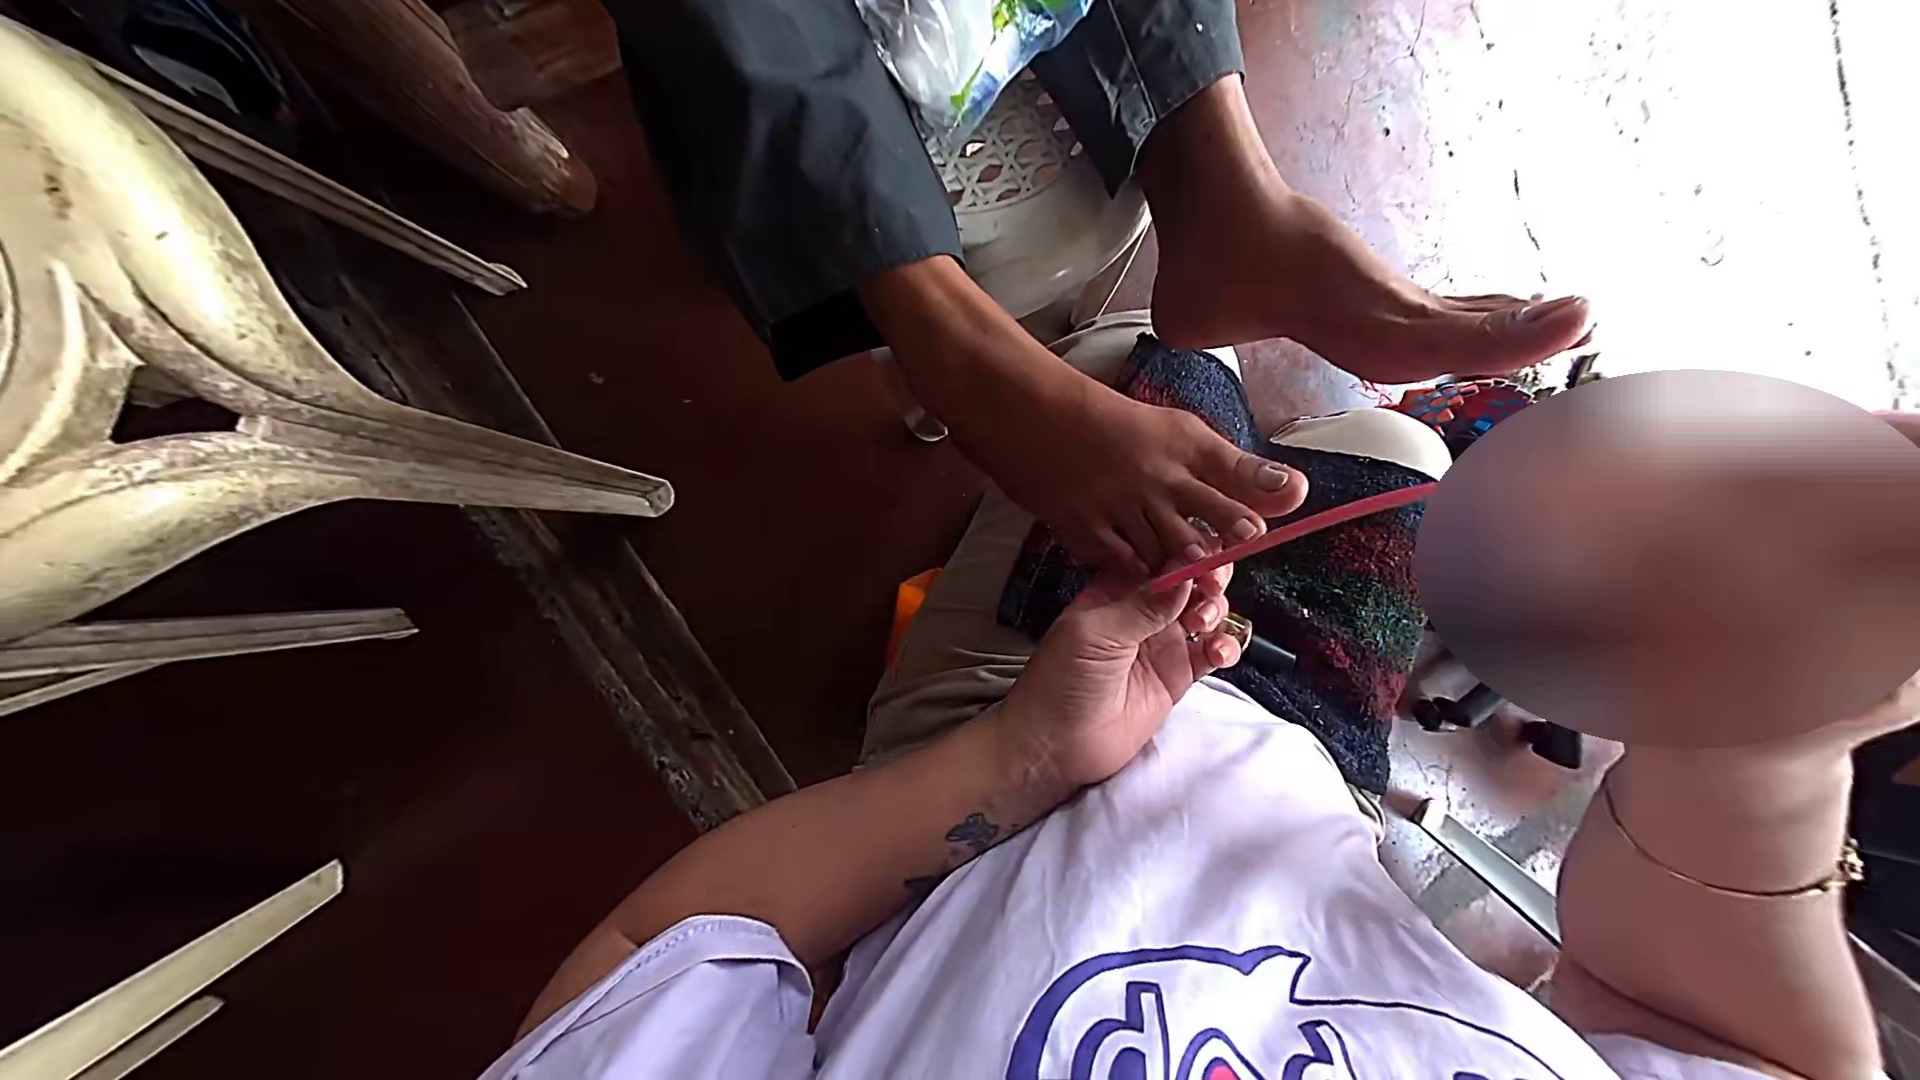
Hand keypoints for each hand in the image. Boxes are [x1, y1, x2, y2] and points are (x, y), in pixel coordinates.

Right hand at [991, 375, 1308, 575]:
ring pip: (1162, 551)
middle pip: (1203, 525)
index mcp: (1182, 444)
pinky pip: (1118, 560)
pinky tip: (1137, 569)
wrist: (1031, 414)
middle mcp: (1155, 474)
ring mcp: (1117, 501)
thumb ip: (1229, 466)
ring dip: (1175, 568)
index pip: (1235, 480)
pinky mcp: (1081, 523)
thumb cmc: (1104, 420)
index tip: (1256, 530)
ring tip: (1179, 578)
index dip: (1250, 510)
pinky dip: (1132, 569)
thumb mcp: (1174, 430)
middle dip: (1216, 551)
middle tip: (1219, 570)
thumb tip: (1298, 491)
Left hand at [998, 553, 1241, 789]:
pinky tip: (1218, 653)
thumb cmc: (1061, 680)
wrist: (1056, 744)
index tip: (1207, 553)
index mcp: (1114, 591)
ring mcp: (1160, 643)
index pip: (1156, 560)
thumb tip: (1185, 574)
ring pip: (1205, 612)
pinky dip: (1225, 646)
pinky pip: (1211, 652)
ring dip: (1215, 610)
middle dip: (1207, 578)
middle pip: (1187, 582)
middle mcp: (1140, 611)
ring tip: (1202, 625)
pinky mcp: (1177, 675)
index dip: (1185, 553)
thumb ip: (1142, 607)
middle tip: (1211, 587)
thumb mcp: (1095, 634)